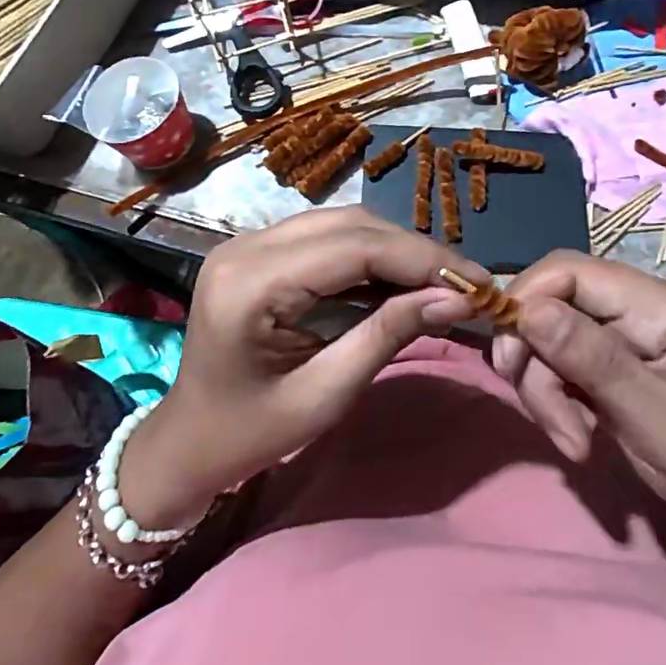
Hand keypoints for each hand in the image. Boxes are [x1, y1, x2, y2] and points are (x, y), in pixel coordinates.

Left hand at [120, 208, 485, 529]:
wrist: (189, 439)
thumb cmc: (250, 432)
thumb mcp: (324, 395)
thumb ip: (386, 336)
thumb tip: (454, 300)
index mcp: (251, 284)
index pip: (355, 248)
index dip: (423, 259)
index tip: (476, 284)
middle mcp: (246, 247)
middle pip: (352, 225)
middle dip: (416, 252)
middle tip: (467, 285)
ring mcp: (249, 243)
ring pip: (344, 224)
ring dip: (398, 250)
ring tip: (443, 283)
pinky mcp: (259, 252)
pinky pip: (328, 238)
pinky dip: (373, 256)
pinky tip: (403, 280)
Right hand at [491, 251, 665, 553]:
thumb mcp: (663, 427)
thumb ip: (597, 363)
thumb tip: (528, 308)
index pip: (573, 271)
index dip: (527, 299)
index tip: (508, 361)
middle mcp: (643, 313)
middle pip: (554, 305)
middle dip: (535, 359)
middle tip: (544, 418)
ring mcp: (628, 342)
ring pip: (550, 340)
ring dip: (544, 390)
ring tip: (573, 443)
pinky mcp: (616, 371)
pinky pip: (562, 368)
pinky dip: (556, 403)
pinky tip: (578, 441)